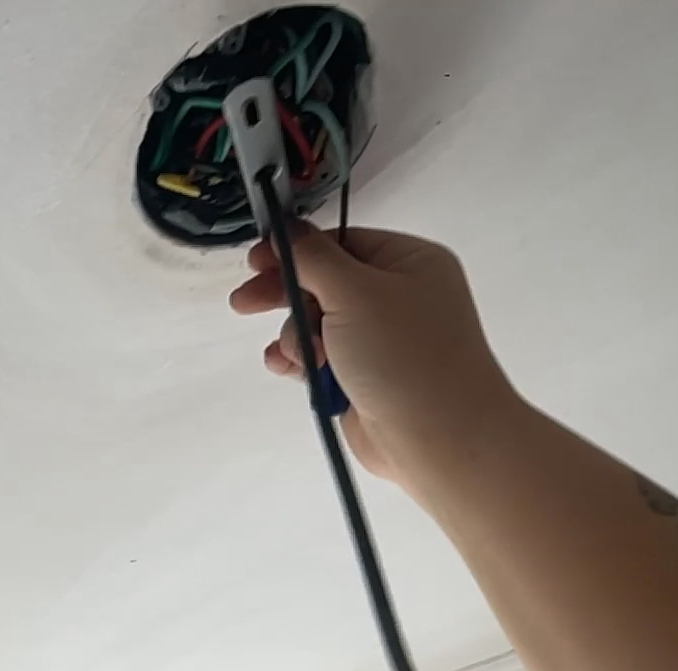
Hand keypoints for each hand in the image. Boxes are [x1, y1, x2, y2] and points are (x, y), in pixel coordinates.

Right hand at [228, 221, 524, 486]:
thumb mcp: (356, 293)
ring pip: (314, 324)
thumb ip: (313, 258)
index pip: (340, 243)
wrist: (435, 436)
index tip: (255, 261)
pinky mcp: (359, 377)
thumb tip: (285, 227)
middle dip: (285, 295)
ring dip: (295, 337)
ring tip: (301, 358)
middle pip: (323, 284)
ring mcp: (376, 340)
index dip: (295, 251)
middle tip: (243, 304)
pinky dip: (299, 362)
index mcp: (407, 262)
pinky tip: (286, 368)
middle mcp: (394, 297)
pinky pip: (317, 359)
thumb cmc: (402, 355)